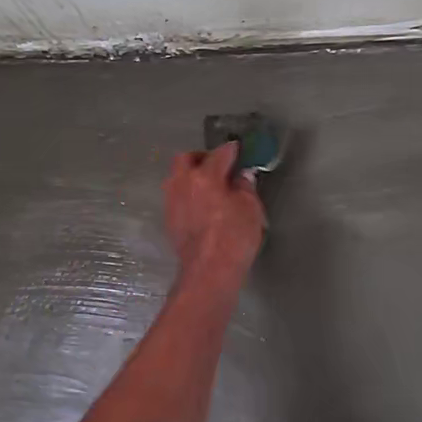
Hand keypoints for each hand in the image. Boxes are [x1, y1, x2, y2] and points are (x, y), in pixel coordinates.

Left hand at [163, 142, 265, 282]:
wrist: (209, 271)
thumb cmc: (234, 237)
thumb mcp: (251, 207)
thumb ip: (245, 186)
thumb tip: (241, 176)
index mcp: (205, 176)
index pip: (220, 153)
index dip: (233, 149)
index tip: (240, 149)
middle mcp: (183, 184)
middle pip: (186, 158)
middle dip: (202, 157)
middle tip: (220, 165)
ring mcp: (172, 202)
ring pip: (178, 177)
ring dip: (192, 175)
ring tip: (211, 185)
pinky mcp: (170, 219)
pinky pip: (178, 196)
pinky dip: (189, 193)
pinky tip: (204, 204)